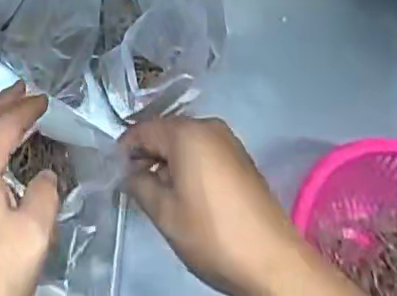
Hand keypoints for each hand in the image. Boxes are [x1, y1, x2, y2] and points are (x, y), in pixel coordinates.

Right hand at [121, 117, 356, 295]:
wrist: (278, 268)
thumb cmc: (214, 236)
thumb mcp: (165, 214)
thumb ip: (138, 185)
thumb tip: (130, 172)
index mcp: (186, 132)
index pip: (142, 131)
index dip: (126, 152)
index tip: (118, 175)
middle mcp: (208, 127)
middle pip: (165, 135)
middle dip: (150, 158)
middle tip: (140, 189)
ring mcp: (230, 143)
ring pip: (186, 146)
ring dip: (171, 165)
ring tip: (166, 198)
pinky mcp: (244, 162)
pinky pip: (206, 155)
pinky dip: (192, 170)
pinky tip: (192, 199)